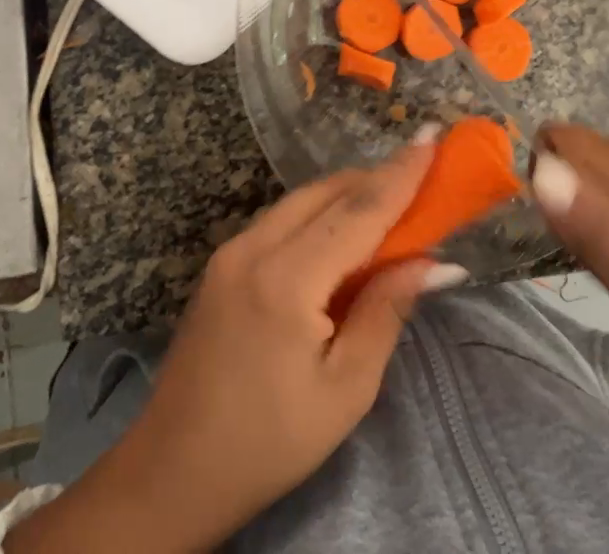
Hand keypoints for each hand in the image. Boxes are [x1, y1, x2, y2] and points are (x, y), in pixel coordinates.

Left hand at [17, 135, 462, 552]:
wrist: (175, 470)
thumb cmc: (271, 441)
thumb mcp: (346, 387)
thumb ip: (386, 310)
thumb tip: (433, 260)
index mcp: (285, 279)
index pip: (358, 211)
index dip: (401, 174)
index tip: (434, 137)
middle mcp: (251, 249)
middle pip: (325, 194)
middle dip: (376, 179)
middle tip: (425, 178)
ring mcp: (228, 255)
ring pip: (299, 203)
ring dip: (347, 196)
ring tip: (393, 204)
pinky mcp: (218, 269)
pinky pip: (279, 222)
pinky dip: (318, 216)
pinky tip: (342, 235)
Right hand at [529, 123, 608, 386]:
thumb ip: (588, 219)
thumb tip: (539, 170)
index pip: (557, 139)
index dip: (541, 177)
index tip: (554, 226)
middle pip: (573, 157)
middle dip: (561, 198)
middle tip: (583, 253)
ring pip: (592, 178)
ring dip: (582, 214)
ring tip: (605, 263)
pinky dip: (605, 223)